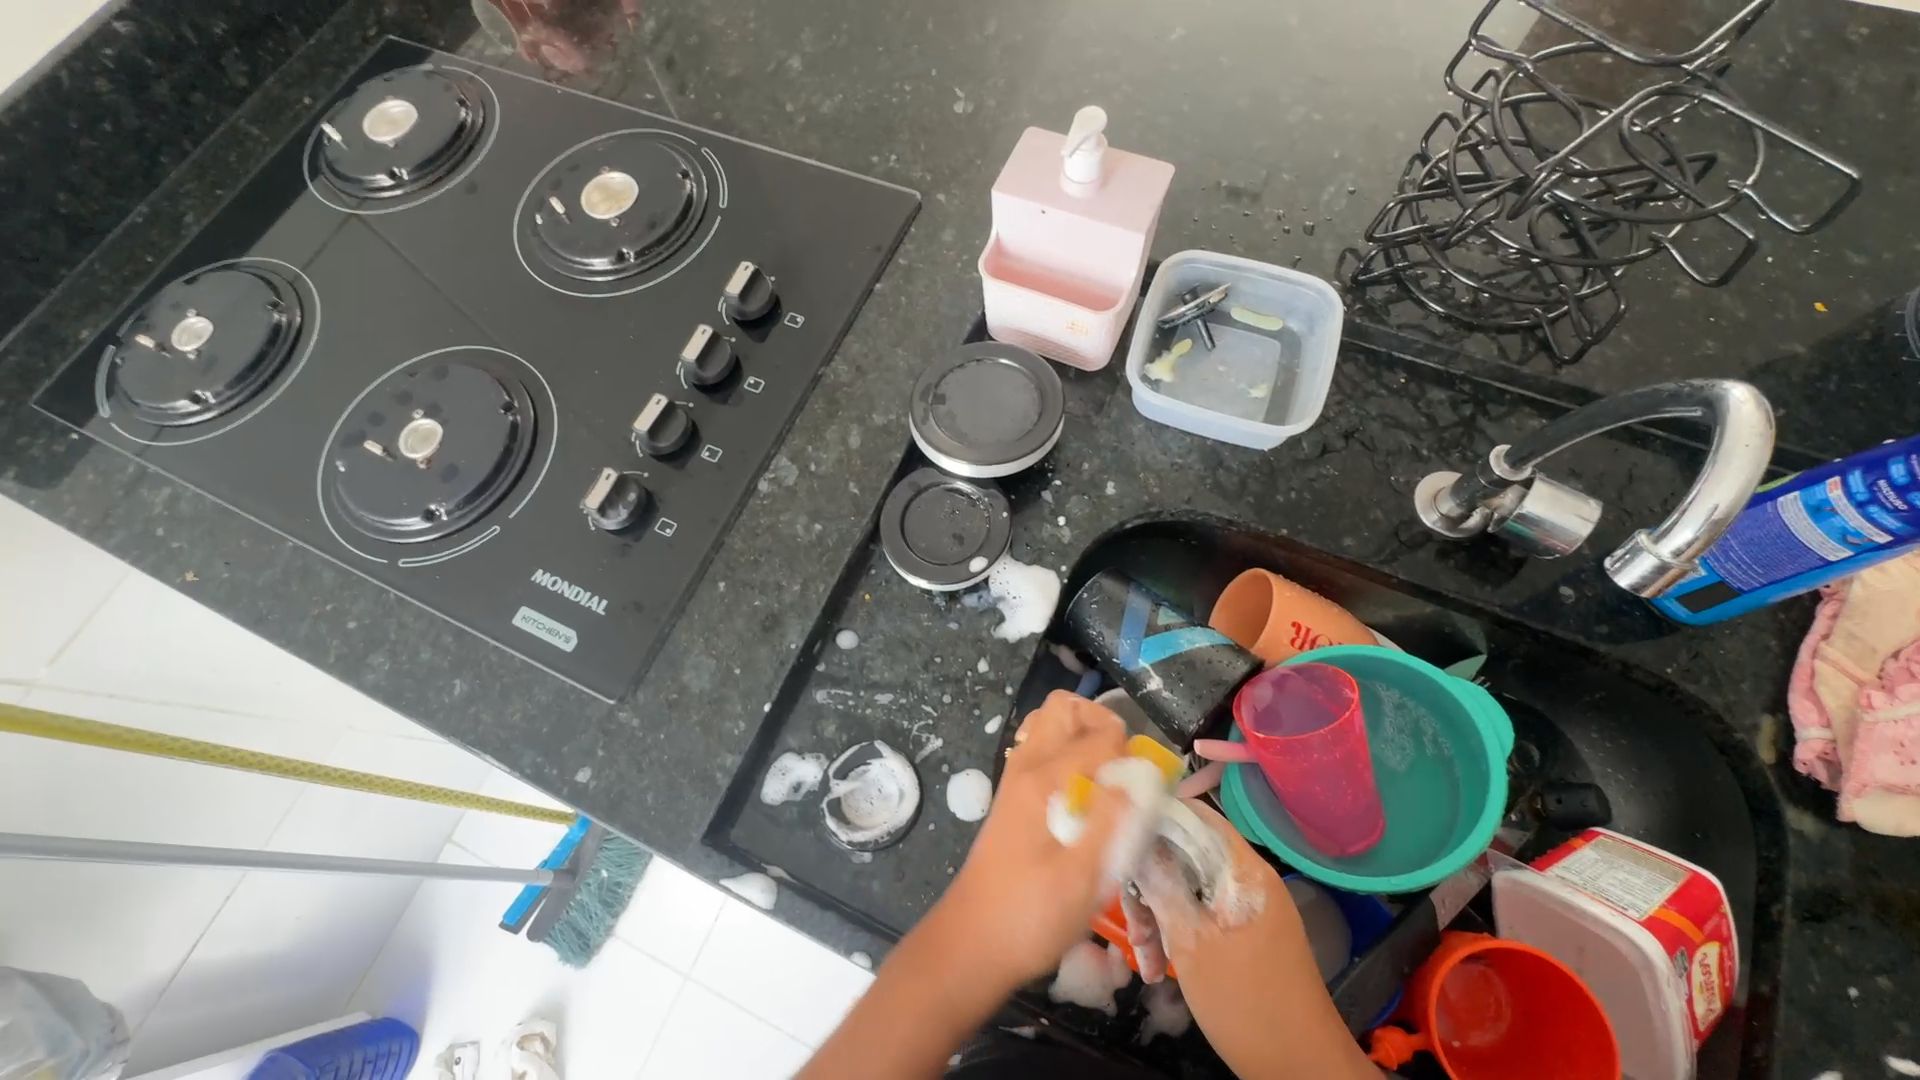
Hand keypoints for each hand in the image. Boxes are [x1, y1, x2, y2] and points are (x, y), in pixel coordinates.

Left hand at [931, 691, 1130, 990]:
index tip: (1148, 789)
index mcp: (1042, 779)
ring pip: (1049, 729)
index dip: (1133, 754)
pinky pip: (1042, 756)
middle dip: (1102, 724)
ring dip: (1083, 741)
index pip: (1100, 734)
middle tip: (1126, 768)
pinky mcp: (1014, 801)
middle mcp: (1025, 768)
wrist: (972, 944)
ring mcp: (1015, 782)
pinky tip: (1086, 806)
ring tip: (1109, 785)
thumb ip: (1113, 820)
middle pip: (1062, 708)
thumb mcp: (1082, 877)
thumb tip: (1141, 773)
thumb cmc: (1029, 916)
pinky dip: (1069, 761)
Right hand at [1130, 800, 1381, 1079]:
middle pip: (1183, 855)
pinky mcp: (1242, 933)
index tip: (1118, 840)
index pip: (1194, 814)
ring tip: (1146, 962)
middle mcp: (1245, 878)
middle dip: (1149, 885)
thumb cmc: (1247, 1003)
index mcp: (1243, 869)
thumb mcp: (1191, 942)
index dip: (1153, 818)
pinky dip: (1176, 936)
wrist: (1303, 1071)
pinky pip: (1199, 914)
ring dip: (1157, 918)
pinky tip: (1160, 969)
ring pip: (1185, 889)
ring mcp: (1245, 907)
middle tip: (1134, 929)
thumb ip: (1160, 884)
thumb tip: (1134, 836)